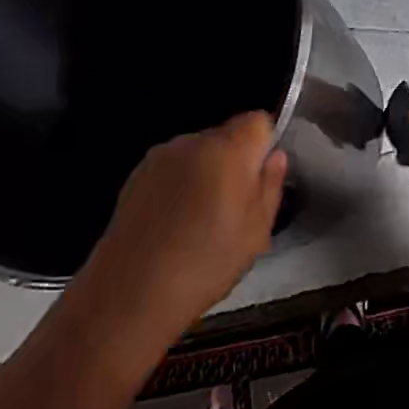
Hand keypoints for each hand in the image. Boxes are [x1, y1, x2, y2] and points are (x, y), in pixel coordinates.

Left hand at [75, 111, 289, 332]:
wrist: (133, 288)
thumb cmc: (206, 262)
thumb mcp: (256, 232)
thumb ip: (270, 186)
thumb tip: (276, 156)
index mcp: (227, 150)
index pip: (257, 120)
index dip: (265, 143)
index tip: (261, 176)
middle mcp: (192, 141)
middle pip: (226, 136)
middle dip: (235, 161)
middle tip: (235, 207)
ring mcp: (161, 155)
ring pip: (198, 152)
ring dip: (206, 172)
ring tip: (201, 219)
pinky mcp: (137, 172)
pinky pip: (172, 167)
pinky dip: (180, 184)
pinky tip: (174, 222)